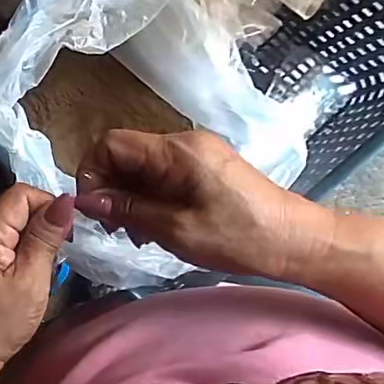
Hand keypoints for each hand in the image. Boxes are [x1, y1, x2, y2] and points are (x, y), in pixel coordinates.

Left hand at [0, 184, 74, 374]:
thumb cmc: (1, 323)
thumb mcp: (31, 280)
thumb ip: (45, 236)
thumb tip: (66, 200)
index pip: (20, 194)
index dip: (48, 206)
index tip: (65, 234)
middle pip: (13, 206)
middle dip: (39, 223)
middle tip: (55, 256)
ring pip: (7, 221)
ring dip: (29, 236)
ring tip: (39, 267)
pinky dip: (15, 246)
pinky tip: (22, 270)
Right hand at [73, 130, 334, 281]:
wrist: (298, 241)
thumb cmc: (239, 236)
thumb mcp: (175, 228)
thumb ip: (126, 209)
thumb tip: (85, 200)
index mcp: (176, 151)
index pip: (111, 143)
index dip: (92, 172)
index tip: (94, 208)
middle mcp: (183, 142)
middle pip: (123, 154)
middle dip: (109, 188)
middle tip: (115, 228)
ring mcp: (195, 153)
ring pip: (139, 167)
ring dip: (127, 197)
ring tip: (136, 232)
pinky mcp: (203, 167)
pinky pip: (159, 175)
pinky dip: (147, 198)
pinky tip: (155, 225)